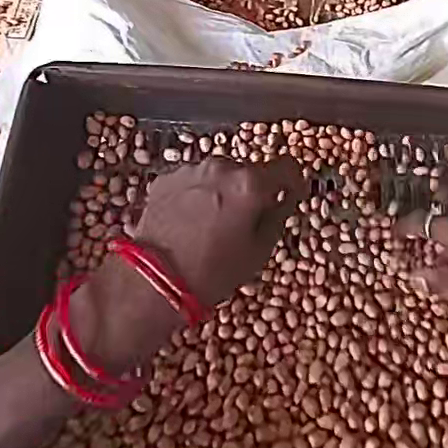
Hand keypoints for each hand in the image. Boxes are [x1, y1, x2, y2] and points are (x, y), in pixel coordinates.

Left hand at [72, 156, 305, 370]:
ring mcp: (190, 170)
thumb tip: (283, 199)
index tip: (290, 195)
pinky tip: (191, 222)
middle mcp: (221, 167)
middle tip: (247, 220)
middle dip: (253, 190)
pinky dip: (198, 194)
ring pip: (219, 174)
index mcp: (250, 183)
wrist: (153, 280)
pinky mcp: (166, 179)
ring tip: (215, 224)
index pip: (287, 167)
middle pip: (249, 171)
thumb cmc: (213, 272)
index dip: (293, 182)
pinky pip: (193, 181)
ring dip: (224, 191)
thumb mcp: (259, 251)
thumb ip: (277, 216)